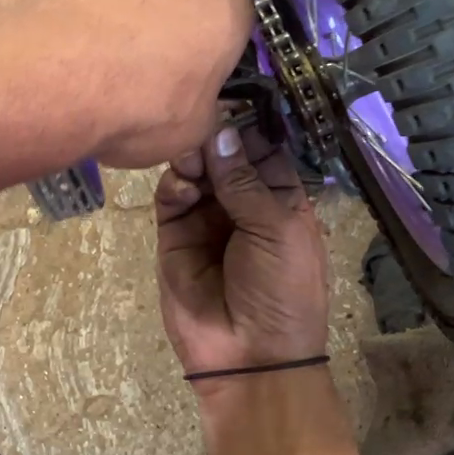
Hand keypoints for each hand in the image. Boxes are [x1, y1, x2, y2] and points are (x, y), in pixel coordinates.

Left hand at [0, 0, 253, 167]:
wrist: (41, 81)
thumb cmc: (132, 111)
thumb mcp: (189, 132)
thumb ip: (202, 106)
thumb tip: (195, 101)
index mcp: (220, 5)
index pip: (233, 18)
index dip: (211, 47)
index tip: (189, 74)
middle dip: (161, 20)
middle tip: (133, 66)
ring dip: (111, 7)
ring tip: (79, 55)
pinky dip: (65, 0)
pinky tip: (45, 36)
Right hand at [154, 126, 329, 380]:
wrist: (249, 355)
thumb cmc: (281, 290)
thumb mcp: (278, 230)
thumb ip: (245, 181)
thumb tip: (222, 132)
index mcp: (282, 201)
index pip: (264, 151)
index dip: (249, 128)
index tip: (232, 98)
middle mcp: (243, 204)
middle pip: (225, 155)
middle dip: (216, 137)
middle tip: (203, 121)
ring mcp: (206, 218)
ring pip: (195, 171)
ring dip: (193, 157)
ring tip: (191, 155)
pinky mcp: (174, 234)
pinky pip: (171, 197)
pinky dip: (175, 184)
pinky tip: (182, 186)